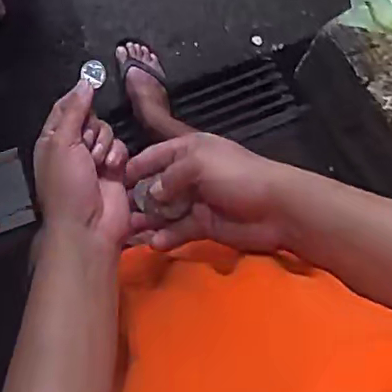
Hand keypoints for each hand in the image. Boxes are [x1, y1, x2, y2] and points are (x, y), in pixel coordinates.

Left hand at [33, 81, 129, 248]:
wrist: (89, 228)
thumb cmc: (67, 187)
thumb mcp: (62, 143)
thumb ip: (74, 111)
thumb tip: (84, 83)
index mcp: (53, 139)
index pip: (65, 107)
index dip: (77, 99)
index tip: (89, 88)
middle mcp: (72, 146)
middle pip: (89, 117)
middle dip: (92, 128)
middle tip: (86, 146)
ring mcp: (94, 158)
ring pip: (106, 130)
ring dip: (104, 144)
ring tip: (98, 164)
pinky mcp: (114, 168)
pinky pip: (120, 147)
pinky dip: (117, 156)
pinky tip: (112, 170)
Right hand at [125, 133, 293, 252]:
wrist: (275, 207)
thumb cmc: (236, 174)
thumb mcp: (198, 163)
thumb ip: (169, 175)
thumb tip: (152, 193)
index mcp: (188, 149)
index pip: (155, 154)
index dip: (136, 164)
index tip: (115, 177)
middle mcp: (189, 173)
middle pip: (157, 183)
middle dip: (139, 195)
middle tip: (117, 210)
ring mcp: (196, 200)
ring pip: (166, 209)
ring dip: (149, 218)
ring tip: (130, 230)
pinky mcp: (204, 225)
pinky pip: (179, 229)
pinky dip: (167, 236)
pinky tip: (154, 243)